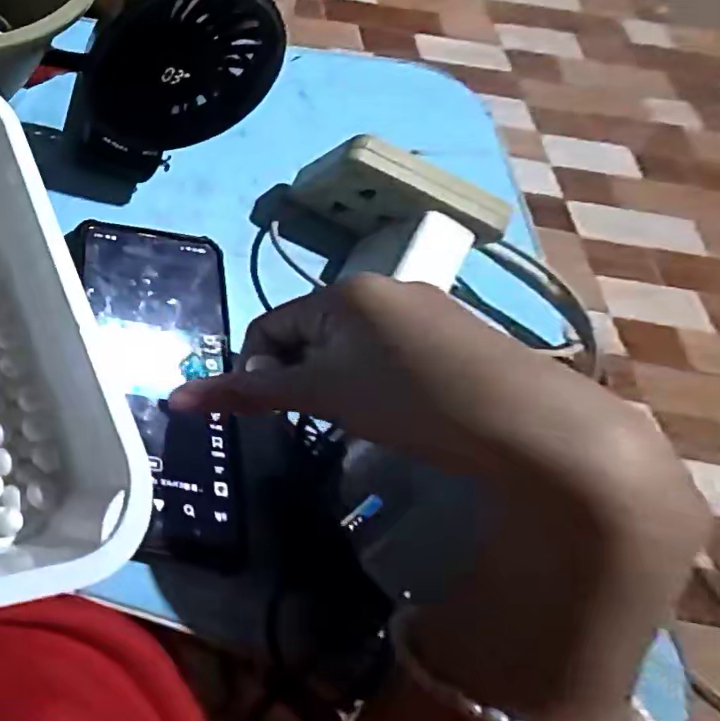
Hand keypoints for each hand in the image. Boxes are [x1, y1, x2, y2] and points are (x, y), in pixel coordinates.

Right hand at [169, 275, 658, 490]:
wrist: (544, 433)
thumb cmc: (411, 401)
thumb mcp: (319, 396)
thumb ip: (243, 393)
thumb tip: (174, 399)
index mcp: (343, 291)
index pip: (267, 327)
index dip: (259, 370)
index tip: (279, 409)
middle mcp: (384, 287)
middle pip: (307, 334)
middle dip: (301, 374)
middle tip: (321, 414)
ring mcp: (429, 308)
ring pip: (349, 345)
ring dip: (337, 379)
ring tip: (364, 416)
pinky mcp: (463, 335)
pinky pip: (391, 351)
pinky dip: (378, 379)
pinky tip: (405, 409)